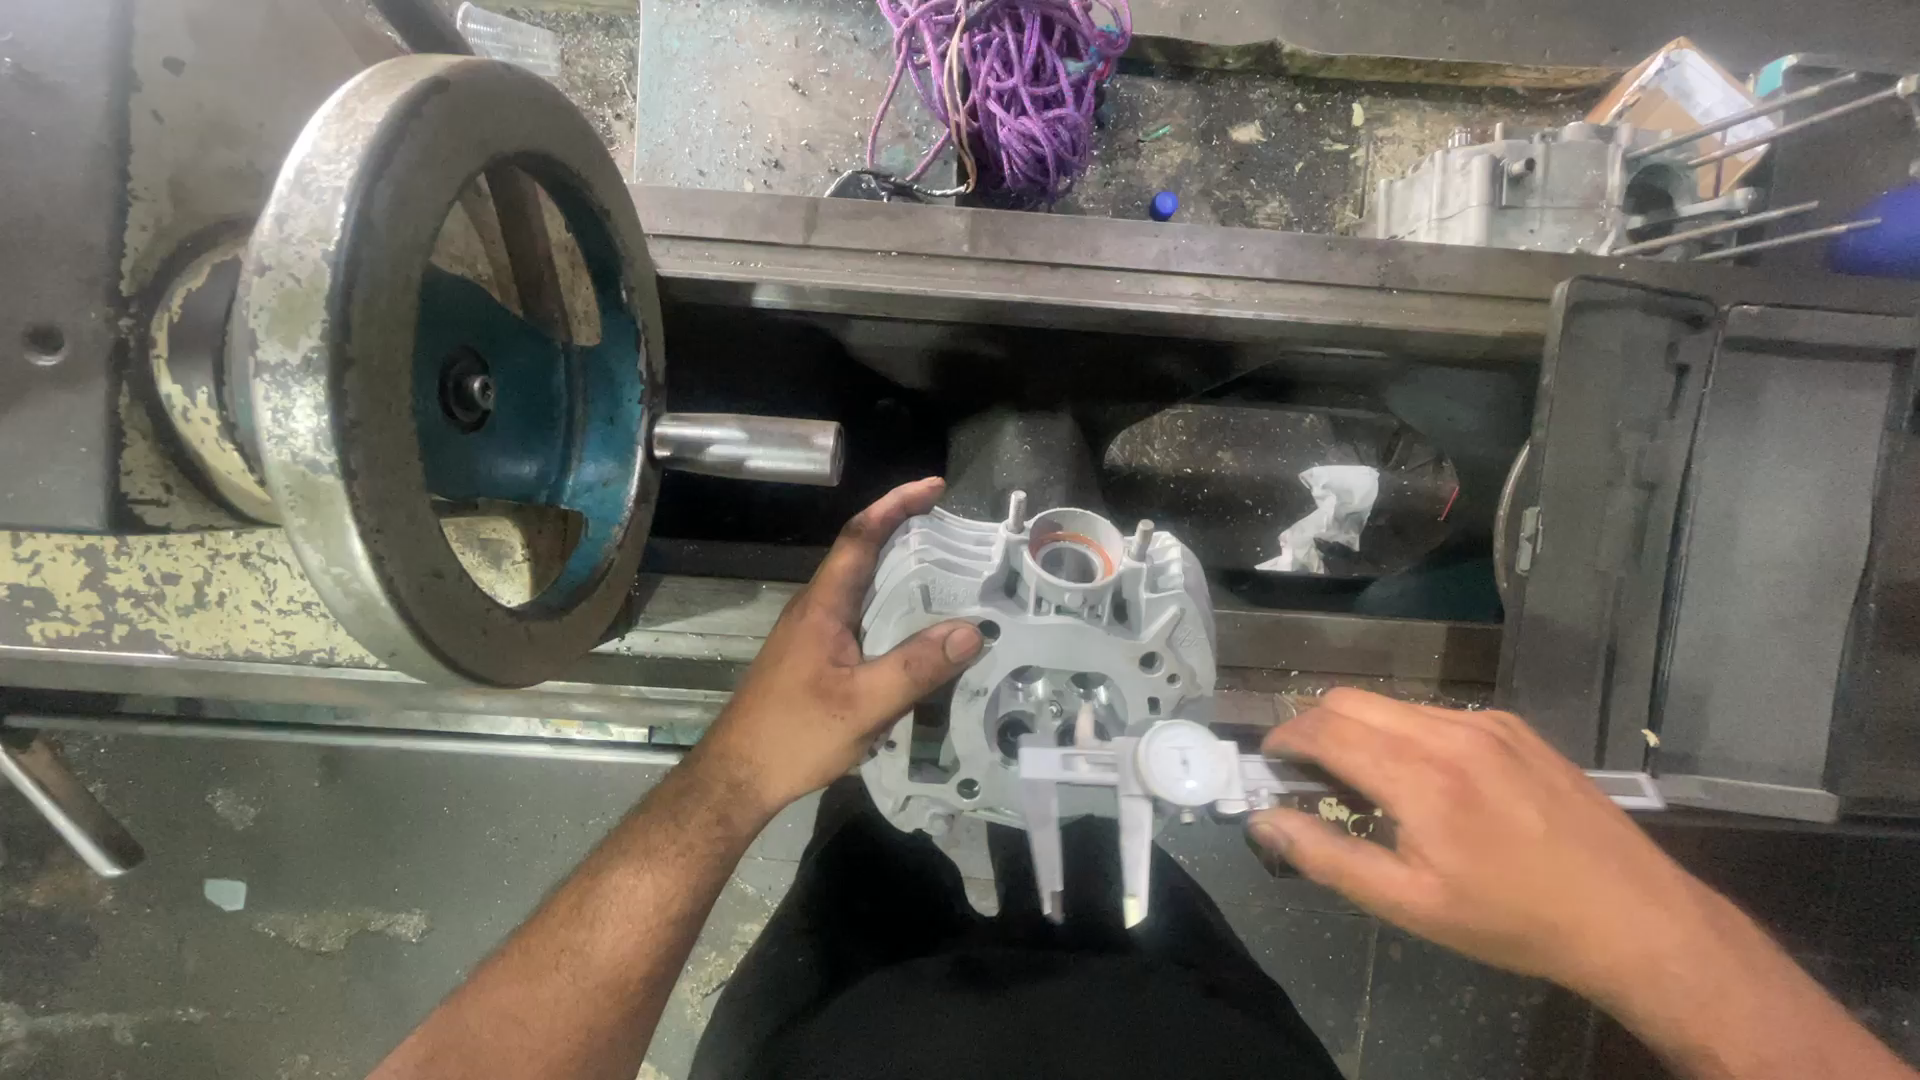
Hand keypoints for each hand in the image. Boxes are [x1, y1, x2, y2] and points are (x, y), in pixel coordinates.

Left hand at [692, 477, 983, 816]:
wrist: (738, 775)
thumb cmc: (794, 735)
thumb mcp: (864, 706)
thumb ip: (916, 668)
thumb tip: (972, 631)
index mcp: (824, 605)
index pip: (860, 536)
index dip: (896, 504)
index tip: (935, 487)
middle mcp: (816, 607)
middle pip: (862, 552)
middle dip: (906, 530)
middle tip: (955, 529)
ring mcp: (813, 631)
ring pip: (862, 585)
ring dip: (900, 569)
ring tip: (948, 571)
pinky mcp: (815, 654)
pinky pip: (861, 614)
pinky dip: (892, 606)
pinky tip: (915, 628)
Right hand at [1247, 689, 1720, 999]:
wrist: (1639, 922)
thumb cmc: (1513, 921)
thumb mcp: (1411, 905)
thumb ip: (1327, 856)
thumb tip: (1263, 820)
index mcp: (1421, 779)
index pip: (1322, 729)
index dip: (1284, 741)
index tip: (1272, 766)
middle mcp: (1448, 734)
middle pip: (1346, 700)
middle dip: (1312, 728)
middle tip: (1311, 774)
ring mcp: (1485, 724)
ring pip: (1387, 703)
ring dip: (1357, 729)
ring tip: (1368, 779)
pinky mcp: (1511, 726)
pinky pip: (1431, 712)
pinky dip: (1403, 732)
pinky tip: (1427, 779)